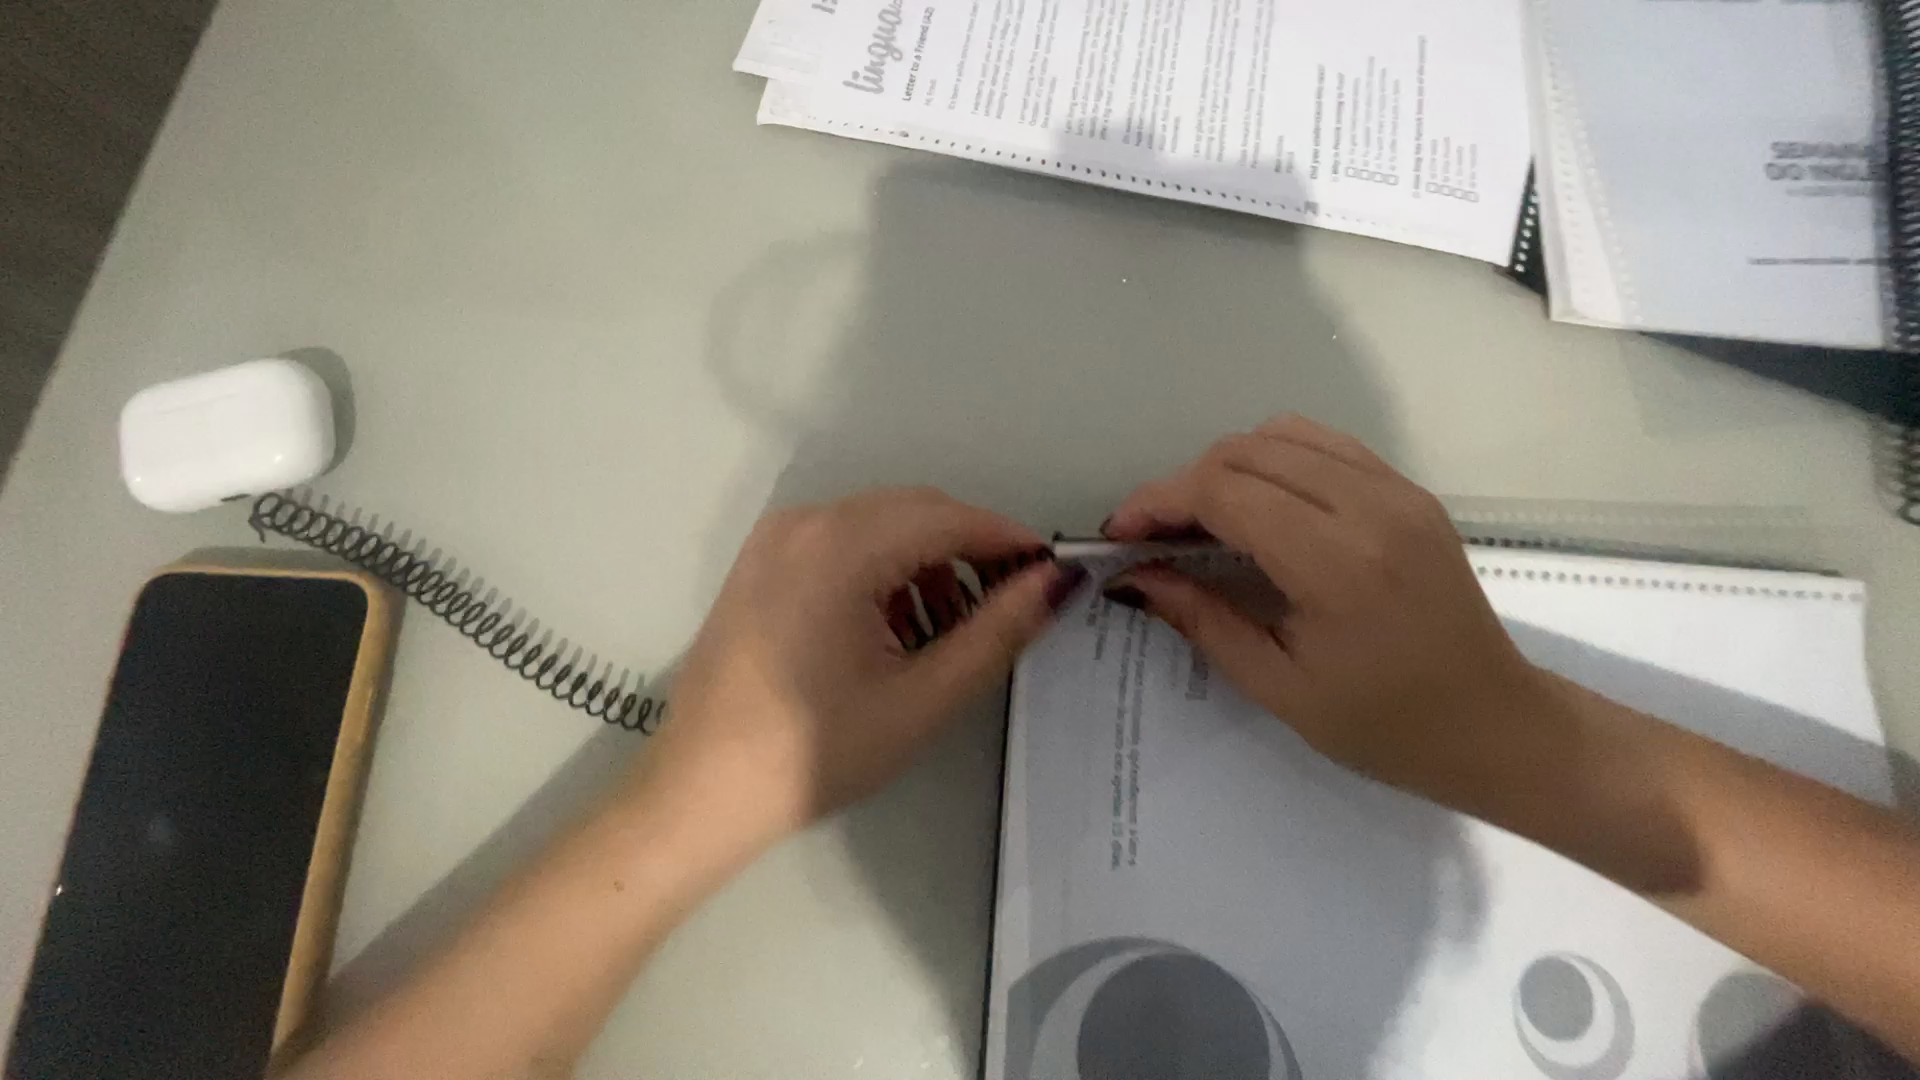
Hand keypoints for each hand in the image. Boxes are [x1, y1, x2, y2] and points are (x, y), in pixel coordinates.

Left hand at [638, 488, 1085, 845]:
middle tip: (1008, 606)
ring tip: (947, 630)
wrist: (700, 793)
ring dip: (926, 562)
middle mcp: (805, 521)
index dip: (1009, 541)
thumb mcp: (923, 696)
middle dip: (970, 550)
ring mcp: (775, 539)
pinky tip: (894, 627)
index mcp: (841, 545)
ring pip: (879, 525)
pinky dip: (883, 570)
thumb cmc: (816, 752)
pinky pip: (842, 543)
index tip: (1052, 575)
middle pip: (915, 512)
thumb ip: (998, 631)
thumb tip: (1057, 582)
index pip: (950, 518)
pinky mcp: (761, 563)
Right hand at [1101, 416, 1554, 806]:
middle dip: (1181, 485)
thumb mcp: (1277, 686)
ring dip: (1224, 467)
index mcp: (1337, 563)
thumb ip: (1201, 619)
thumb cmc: (1384, 726)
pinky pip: (1321, 444)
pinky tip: (1257, 506)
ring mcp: (1397, 490)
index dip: (1157, 502)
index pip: (1224, 492)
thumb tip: (1133, 576)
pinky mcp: (1408, 490)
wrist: (1499, 727)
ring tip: (1200, 520)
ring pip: (1280, 435)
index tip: (1119, 534)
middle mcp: (1370, 506)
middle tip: (1152, 536)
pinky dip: (1271, 460)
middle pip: (1244, 452)